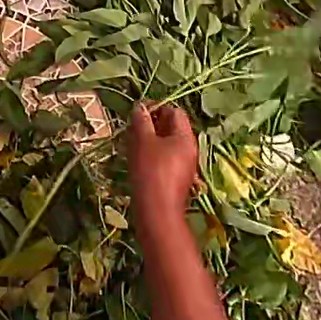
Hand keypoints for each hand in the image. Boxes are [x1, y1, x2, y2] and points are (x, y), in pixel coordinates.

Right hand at [127, 102, 198, 230]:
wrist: (156, 212)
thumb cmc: (151, 172)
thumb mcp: (143, 142)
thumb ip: (141, 121)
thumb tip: (140, 106)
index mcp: (186, 137)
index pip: (174, 111)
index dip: (156, 108)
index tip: (138, 113)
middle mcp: (189, 149)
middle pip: (172, 127)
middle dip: (152, 124)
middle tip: (132, 128)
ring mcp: (183, 165)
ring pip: (167, 143)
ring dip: (149, 139)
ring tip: (131, 143)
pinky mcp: (175, 178)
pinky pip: (165, 158)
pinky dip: (152, 154)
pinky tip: (136, 159)